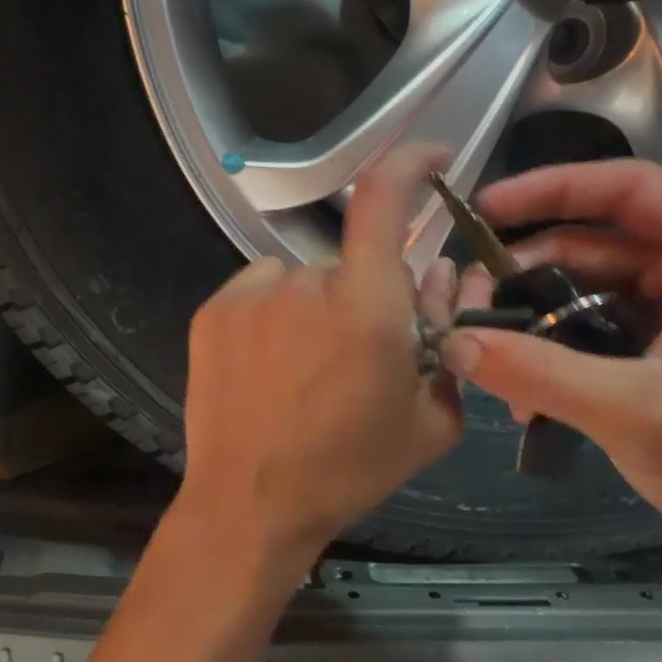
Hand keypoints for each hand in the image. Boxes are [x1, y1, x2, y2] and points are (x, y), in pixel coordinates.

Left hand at [179, 145, 463, 553]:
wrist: (249, 504)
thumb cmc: (347, 470)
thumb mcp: (429, 420)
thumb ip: (447, 340)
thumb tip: (439, 280)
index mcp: (368, 306)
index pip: (385, 198)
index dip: (411, 162)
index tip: (432, 158)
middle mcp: (305, 285)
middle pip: (348, 264)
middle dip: (363, 295)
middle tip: (356, 355)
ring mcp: (251, 296)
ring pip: (301, 281)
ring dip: (314, 308)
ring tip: (302, 372)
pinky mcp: (213, 314)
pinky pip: (259, 293)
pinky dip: (273, 315)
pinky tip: (267, 366)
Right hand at [443, 159, 661, 574]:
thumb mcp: (639, 412)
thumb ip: (539, 371)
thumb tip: (452, 342)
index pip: (633, 190)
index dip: (552, 190)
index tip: (481, 209)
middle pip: (601, 245)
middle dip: (528, 273)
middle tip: (466, 305)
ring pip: (593, 296)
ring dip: (537, 324)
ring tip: (485, 359)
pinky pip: (602, 338)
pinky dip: (558, 357)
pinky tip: (523, 394)